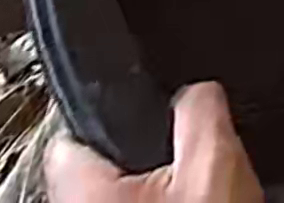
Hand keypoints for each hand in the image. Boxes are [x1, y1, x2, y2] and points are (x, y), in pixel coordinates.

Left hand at [46, 83, 263, 202]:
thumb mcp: (215, 162)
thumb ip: (199, 111)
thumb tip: (194, 90)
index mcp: (84, 198)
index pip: (68, 141)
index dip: (105, 115)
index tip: (134, 107)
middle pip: (95, 177)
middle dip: (137, 160)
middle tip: (178, 157)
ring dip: (148, 196)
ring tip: (188, 194)